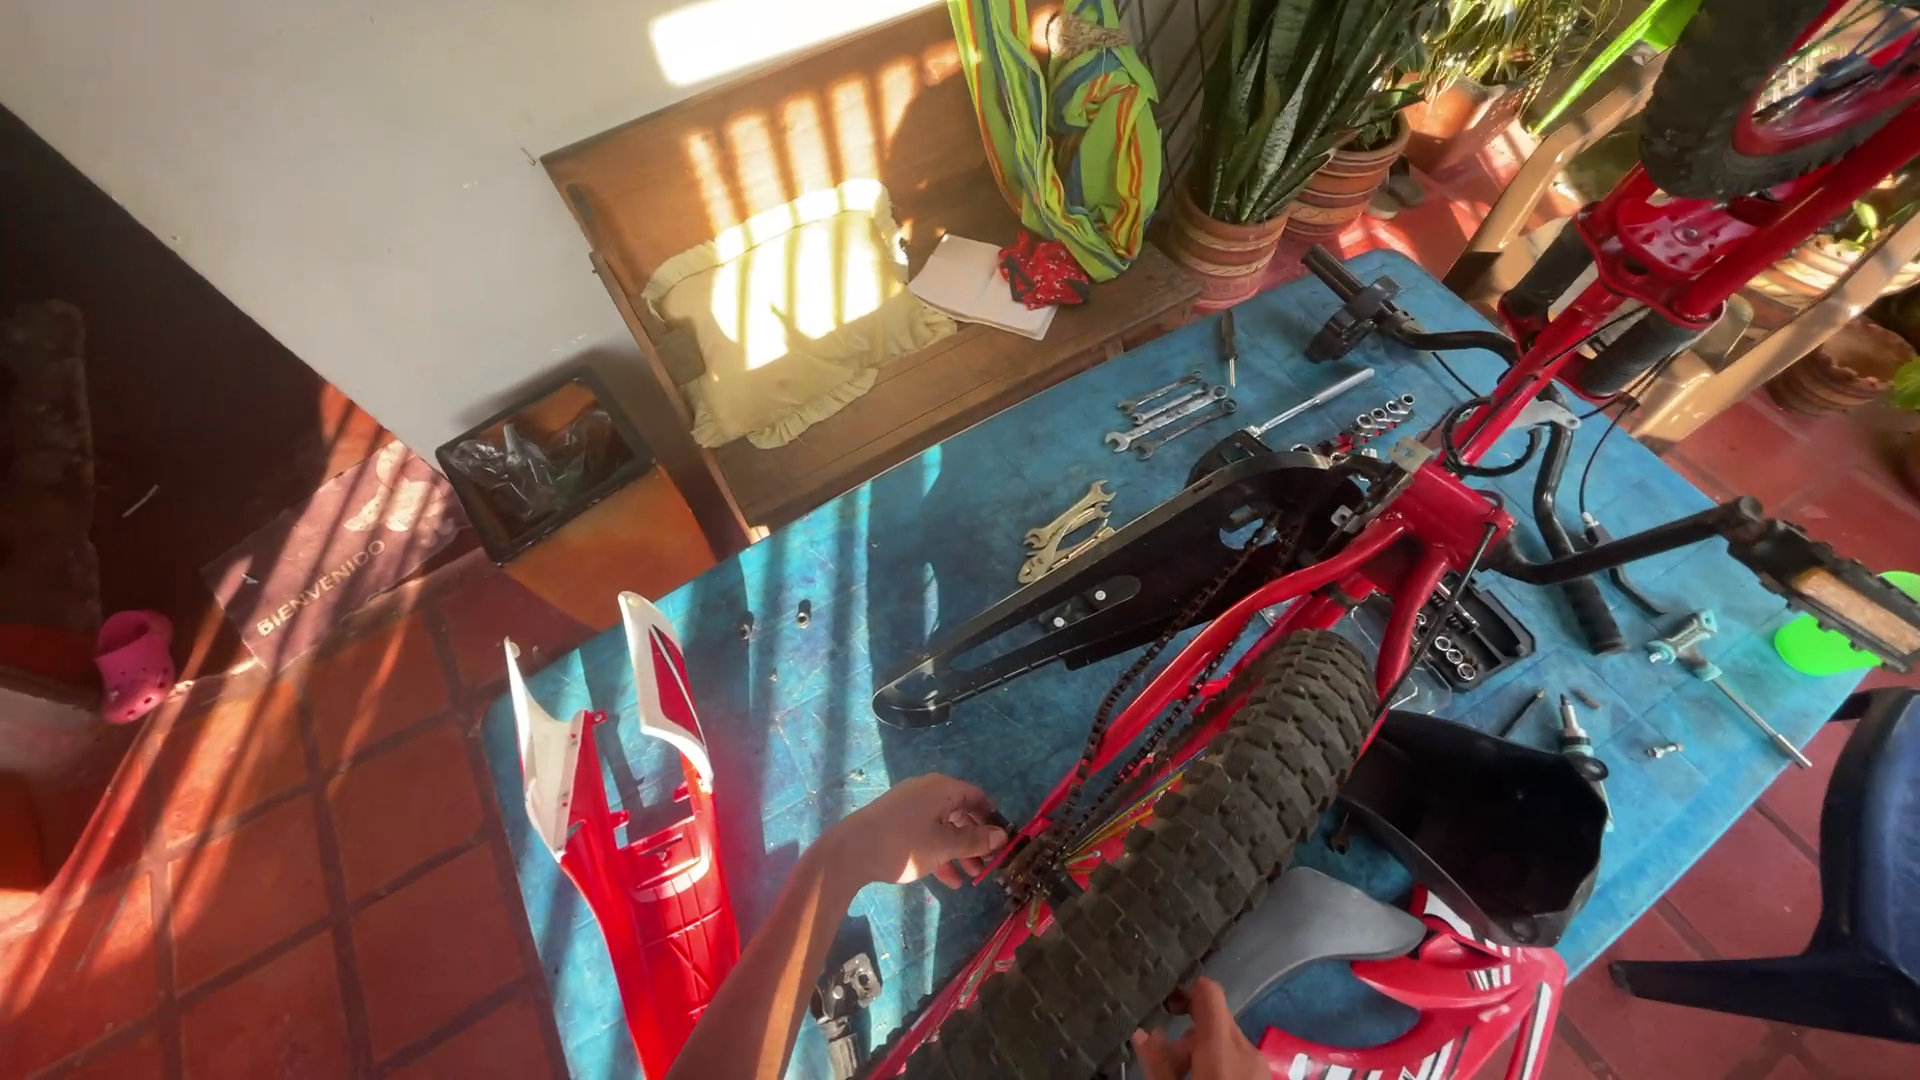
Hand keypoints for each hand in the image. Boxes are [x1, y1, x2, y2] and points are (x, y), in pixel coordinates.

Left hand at [825, 774, 1008, 887]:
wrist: (851, 851)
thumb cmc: (904, 843)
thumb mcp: (944, 846)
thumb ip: (974, 841)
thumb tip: (1001, 836)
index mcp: (941, 789)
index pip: (976, 796)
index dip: (991, 818)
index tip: (1002, 842)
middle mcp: (927, 791)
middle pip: (960, 812)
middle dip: (975, 840)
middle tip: (987, 866)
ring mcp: (910, 806)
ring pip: (943, 826)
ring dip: (959, 850)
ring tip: (970, 877)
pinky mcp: (896, 822)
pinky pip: (926, 833)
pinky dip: (939, 852)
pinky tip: (947, 880)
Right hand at [1131, 978, 1267, 1079]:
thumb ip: (1158, 1061)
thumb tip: (1141, 1034)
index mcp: (1223, 1044)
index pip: (1209, 991)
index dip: (1187, 989)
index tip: (1167, 1001)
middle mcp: (1246, 1048)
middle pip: (1214, 1018)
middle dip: (1188, 1029)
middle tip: (1165, 1051)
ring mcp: (1261, 1066)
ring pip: (1226, 1040)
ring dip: (1202, 1048)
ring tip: (1182, 1071)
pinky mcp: (1266, 1079)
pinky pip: (1238, 1058)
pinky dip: (1220, 1062)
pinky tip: (1203, 1077)